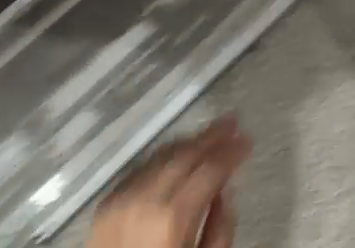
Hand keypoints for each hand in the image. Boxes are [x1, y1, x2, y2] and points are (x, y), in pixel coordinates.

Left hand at [87, 118, 250, 247]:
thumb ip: (219, 231)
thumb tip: (226, 192)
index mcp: (174, 217)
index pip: (210, 170)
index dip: (231, 151)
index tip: (247, 139)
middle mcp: (147, 197)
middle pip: (186, 154)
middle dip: (212, 136)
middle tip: (233, 122)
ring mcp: (123, 196)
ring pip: (162, 155)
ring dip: (188, 142)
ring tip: (209, 134)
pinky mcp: (107, 201)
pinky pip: (141, 168)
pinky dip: (163, 157)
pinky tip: (177, 154)